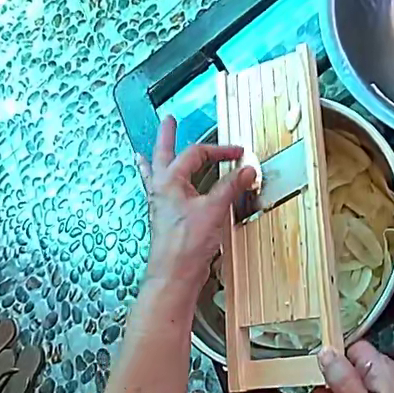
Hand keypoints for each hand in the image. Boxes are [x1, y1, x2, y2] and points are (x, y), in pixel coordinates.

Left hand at [137, 115, 254, 289]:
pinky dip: (157, 183)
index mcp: (169, 180)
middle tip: (169, 120)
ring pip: (156, 171)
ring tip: (148, 148)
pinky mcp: (166, 216)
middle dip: (167, 135)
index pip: (196, 154)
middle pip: (164, 153)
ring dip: (155, 157)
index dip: (219, 151)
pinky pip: (158, 191)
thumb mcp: (215, 209)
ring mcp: (160, 202)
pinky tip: (160, 186)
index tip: (237, 153)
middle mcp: (161, 188)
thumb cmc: (185, 244)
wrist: (175, 272)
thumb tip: (245, 171)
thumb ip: (231, 187)